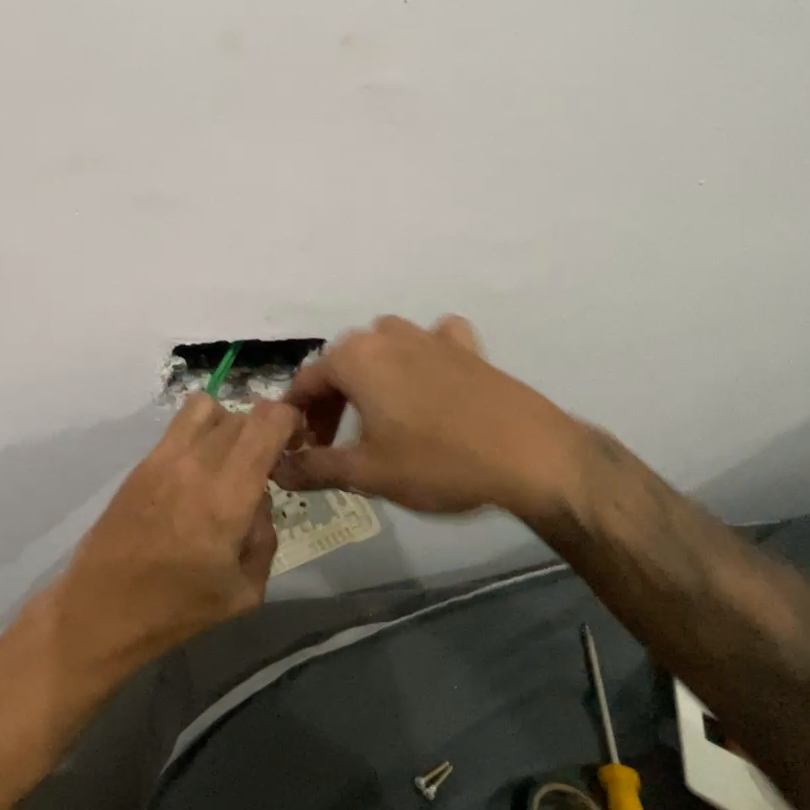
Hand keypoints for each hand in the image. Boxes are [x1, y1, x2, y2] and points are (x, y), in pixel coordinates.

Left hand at [43, 395, 298, 679]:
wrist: (101, 609)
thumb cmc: (177, 609)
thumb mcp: (246, 591)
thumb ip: (264, 538)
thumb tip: (257, 503)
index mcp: (228, 497)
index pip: (268, 422)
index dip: (290, 421)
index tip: (296, 444)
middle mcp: (195, 465)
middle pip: (242, 414)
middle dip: (263, 431)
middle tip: (266, 463)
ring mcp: (162, 459)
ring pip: (206, 407)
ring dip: (227, 425)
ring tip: (228, 461)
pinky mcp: (140, 464)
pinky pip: (177, 428)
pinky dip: (197, 436)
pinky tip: (195, 476)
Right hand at [272, 315, 587, 519]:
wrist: (532, 457)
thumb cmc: (438, 463)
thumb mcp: (367, 473)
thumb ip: (314, 467)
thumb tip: (277, 469)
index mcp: (355, 359)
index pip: (305, 383)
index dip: (295, 418)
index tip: (297, 449)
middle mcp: (386, 336)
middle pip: (341, 364)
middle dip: (330, 402)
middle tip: (332, 444)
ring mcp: (430, 337)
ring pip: (382, 348)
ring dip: (370, 377)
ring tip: (376, 416)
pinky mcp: (467, 348)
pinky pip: (431, 342)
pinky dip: (421, 356)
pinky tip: (429, 380)